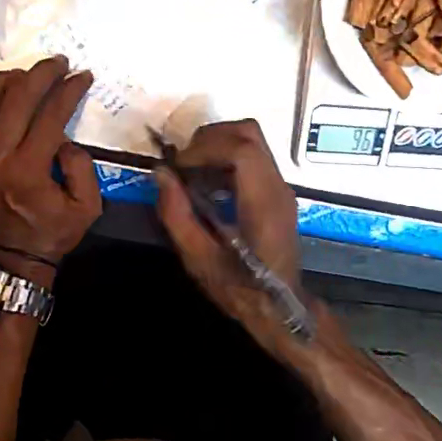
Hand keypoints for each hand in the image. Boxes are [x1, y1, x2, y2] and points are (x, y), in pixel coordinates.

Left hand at [0, 56, 101, 286]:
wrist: (13, 259)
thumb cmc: (52, 234)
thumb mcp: (86, 208)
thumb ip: (82, 168)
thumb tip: (64, 139)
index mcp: (29, 170)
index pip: (50, 116)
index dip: (69, 91)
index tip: (82, 77)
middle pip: (16, 100)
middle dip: (41, 74)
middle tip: (58, 63)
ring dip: (4, 81)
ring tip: (24, 75)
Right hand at [154, 120, 307, 346]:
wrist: (279, 307)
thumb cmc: (240, 288)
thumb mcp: (199, 259)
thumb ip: (178, 215)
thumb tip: (161, 175)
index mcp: (263, 203)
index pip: (242, 150)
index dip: (204, 148)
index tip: (179, 166)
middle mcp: (278, 187)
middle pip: (249, 133)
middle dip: (210, 137)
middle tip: (183, 162)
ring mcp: (280, 187)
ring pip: (251, 140)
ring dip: (216, 146)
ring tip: (191, 171)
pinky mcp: (276, 192)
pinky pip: (251, 157)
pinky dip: (224, 158)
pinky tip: (206, 184)